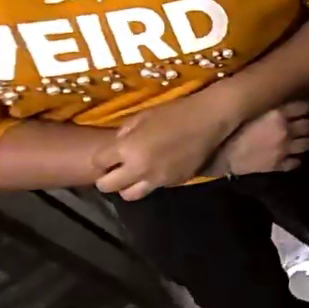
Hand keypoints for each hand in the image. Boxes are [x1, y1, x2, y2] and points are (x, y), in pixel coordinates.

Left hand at [94, 94, 240, 200]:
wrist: (211, 118)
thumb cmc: (176, 112)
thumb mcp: (143, 116)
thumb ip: (124, 133)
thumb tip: (117, 146)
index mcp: (128, 149)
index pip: (98, 163)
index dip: (102, 158)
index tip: (110, 154)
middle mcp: (140, 168)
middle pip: (108, 186)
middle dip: (108, 178)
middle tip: (117, 169)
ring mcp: (159, 178)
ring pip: (130, 195)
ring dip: (129, 185)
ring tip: (137, 174)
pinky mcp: (176, 181)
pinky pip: (155, 187)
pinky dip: (153, 181)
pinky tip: (161, 168)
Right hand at [209, 101, 308, 177]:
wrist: (218, 154)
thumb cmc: (230, 127)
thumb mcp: (251, 109)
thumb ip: (269, 103)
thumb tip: (279, 93)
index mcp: (278, 113)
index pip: (306, 106)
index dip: (308, 105)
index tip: (305, 106)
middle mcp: (286, 129)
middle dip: (307, 123)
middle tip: (301, 123)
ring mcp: (284, 148)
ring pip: (308, 143)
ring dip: (304, 141)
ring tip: (298, 139)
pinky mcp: (278, 165)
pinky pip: (296, 162)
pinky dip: (294, 159)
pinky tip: (290, 156)